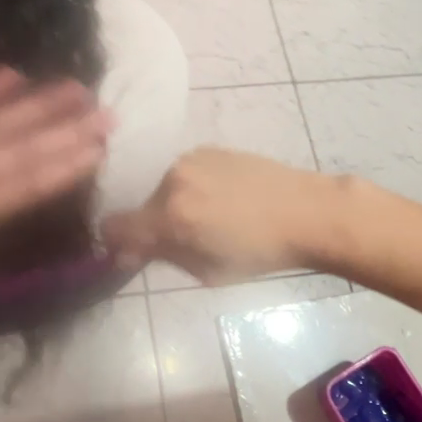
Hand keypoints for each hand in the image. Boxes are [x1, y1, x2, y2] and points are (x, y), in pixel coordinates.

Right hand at [103, 148, 345, 284]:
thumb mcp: (209, 271)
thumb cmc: (261, 252)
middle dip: (153, 224)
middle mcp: (173, 181)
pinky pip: (186, 173)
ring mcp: (191, 159)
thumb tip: (133, 252)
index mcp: (171, 216)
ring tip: (208, 217)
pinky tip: (221, 198)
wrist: (306, 210)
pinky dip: (192, 187)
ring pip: (164, 187)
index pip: (116, 226)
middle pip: (143, 206)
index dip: (117, 242)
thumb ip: (166, 258)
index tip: (133, 252)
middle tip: (183, 240)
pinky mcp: (209, 149)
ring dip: (174, 203)